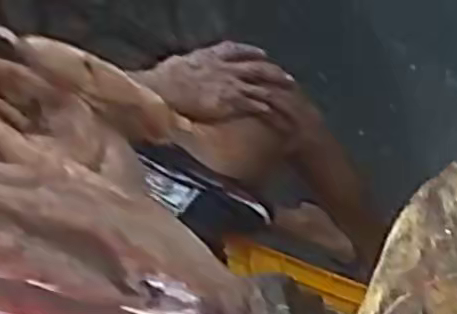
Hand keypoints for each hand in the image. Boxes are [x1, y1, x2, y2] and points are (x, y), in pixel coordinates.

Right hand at [140, 42, 296, 122]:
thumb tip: (194, 64)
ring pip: (263, 88)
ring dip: (280, 96)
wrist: (162, 90)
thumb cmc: (166, 80)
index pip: (234, 49)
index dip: (251, 52)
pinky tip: (283, 120)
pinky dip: (273, 114)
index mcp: (210, 56)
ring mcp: (230, 84)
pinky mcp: (233, 101)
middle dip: (275, 74)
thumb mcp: (181, 63)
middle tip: (290, 81)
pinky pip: (259, 107)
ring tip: (294, 105)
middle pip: (256, 68)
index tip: (264, 55)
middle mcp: (224, 68)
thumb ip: (195, 63)